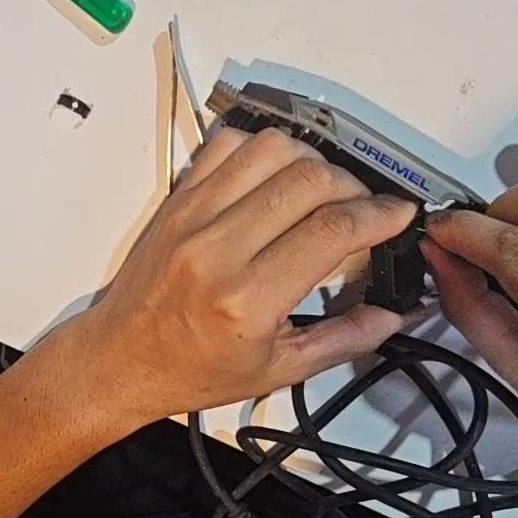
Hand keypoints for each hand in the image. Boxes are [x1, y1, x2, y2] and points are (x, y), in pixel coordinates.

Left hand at [63, 127, 417, 428]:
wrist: (119, 359)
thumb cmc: (188, 369)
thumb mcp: (275, 372)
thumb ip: (342, 340)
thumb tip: (391, 316)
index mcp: (246, 300)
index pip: (332, 231)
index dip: (379, 215)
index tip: (398, 214)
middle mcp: (217, 249)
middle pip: (310, 180)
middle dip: (355, 187)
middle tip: (364, 209)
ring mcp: (192, 216)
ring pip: (272, 150)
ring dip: (313, 161)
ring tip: (322, 191)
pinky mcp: (177, 199)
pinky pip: (227, 144)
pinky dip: (262, 148)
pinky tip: (274, 176)